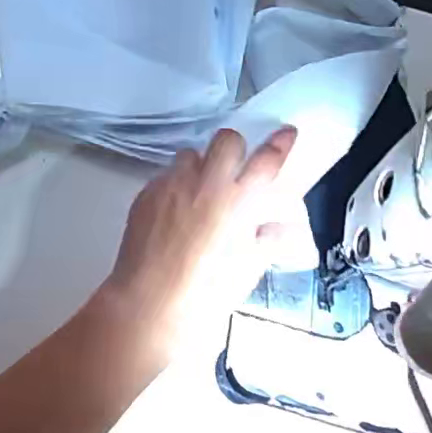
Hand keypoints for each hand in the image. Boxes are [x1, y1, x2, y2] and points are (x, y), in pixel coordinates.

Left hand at [98, 126, 297, 361]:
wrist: (150, 299)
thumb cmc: (206, 292)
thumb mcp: (247, 270)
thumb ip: (267, 242)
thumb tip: (282, 228)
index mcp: (239, 201)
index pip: (267, 160)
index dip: (280, 143)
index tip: (286, 133)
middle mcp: (206, 184)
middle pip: (226, 140)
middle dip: (233, 149)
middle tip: (231, 170)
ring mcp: (172, 185)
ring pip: (189, 154)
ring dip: (198, 166)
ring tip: (197, 192)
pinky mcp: (145, 193)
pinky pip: (164, 176)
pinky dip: (173, 186)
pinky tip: (171, 213)